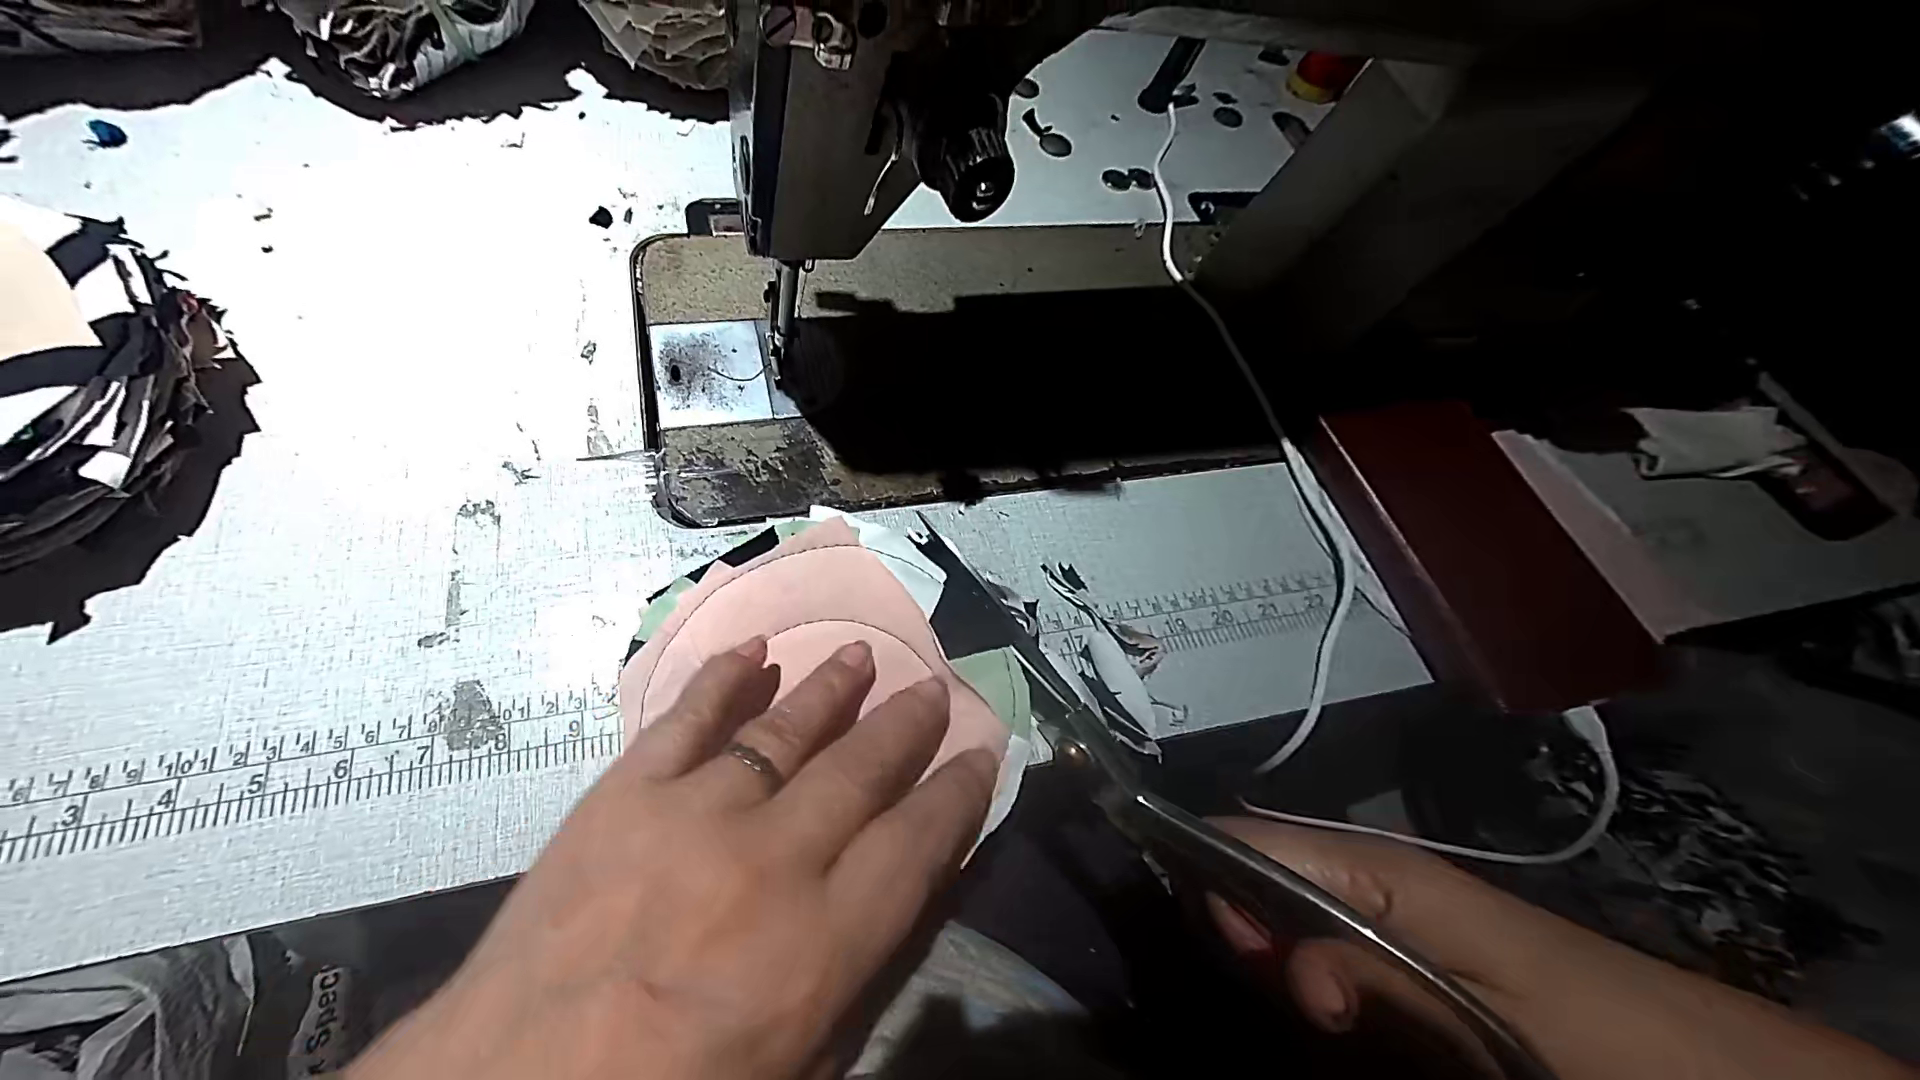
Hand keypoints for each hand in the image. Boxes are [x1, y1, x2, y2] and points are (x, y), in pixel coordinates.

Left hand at [349, 639, 998, 1079]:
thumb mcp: (799, 1062)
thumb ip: (856, 970)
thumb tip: (898, 887)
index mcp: (816, 944)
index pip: (916, 841)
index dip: (958, 792)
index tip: (980, 752)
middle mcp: (768, 863)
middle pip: (860, 769)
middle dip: (906, 724)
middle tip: (930, 687)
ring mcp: (692, 817)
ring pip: (782, 731)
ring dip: (828, 688)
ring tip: (859, 654)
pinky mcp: (623, 796)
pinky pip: (685, 720)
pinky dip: (721, 681)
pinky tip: (753, 652)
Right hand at [1205, 817, 1914, 1079]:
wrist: (1694, 1058)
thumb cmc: (1589, 1018)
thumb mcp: (1482, 1001)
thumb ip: (1379, 970)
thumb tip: (1292, 969)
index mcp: (1371, 865)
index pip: (1247, 837)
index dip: (1215, 875)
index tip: (1230, 941)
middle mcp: (1360, 869)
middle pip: (1254, 872)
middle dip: (1242, 923)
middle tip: (1278, 988)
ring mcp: (1376, 901)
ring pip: (1279, 907)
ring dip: (1271, 951)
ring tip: (1308, 1001)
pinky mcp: (1393, 937)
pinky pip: (1316, 935)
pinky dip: (1302, 965)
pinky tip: (1324, 997)